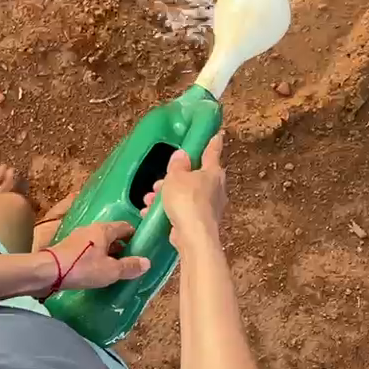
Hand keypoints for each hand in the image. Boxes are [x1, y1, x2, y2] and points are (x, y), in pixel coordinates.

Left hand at [39, 220, 150, 291]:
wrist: (48, 271)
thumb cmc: (83, 268)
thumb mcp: (111, 270)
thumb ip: (129, 266)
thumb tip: (147, 262)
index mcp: (104, 229)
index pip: (125, 226)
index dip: (135, 236)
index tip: (142, 248)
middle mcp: (91, 229)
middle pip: (112, 234)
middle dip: (122, 246)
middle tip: (131, 261)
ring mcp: (77, 238)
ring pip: (98, 243)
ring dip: (108, 253)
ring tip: (116, 268)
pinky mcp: (68, 248)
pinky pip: (87, 250)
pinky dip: (95, 257)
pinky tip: (97, 270)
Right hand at [144, 134, 226, 250]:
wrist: (193, 236)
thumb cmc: (186, 201)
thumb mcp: (176, 177)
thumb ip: (177, 165)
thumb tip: (182, 155)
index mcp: (213, 171)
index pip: (212, 151)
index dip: (213, 141)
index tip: (217, 133)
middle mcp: (215, 188)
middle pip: (195, 176)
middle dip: (175, 178)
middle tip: (159, 182)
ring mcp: (209, 206)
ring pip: (186, 194)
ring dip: (167, 196)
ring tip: (150, 200)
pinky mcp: (201, 222)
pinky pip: (182, 211)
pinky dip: (168, 211)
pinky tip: (151, 214)